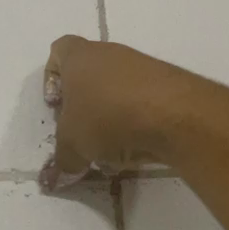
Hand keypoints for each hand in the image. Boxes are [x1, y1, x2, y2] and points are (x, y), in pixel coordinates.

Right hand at [41, 35, 200, 189]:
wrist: (176, 115)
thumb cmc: (107, 118)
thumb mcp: (73, 146)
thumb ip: (62, 161)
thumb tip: (55, 178)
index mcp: (80, 58)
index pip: (59, 51)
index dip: (52, 78)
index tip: (56, 105)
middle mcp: (111, 55)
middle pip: (90, 76)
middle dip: (83, 106)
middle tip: (82, 133)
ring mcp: (144, 67)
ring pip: (118, 91)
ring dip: (111, 118)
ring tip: (111, 148)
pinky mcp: (170, 85)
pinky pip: (144, 102)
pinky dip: (137, 123)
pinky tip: (137, 147)